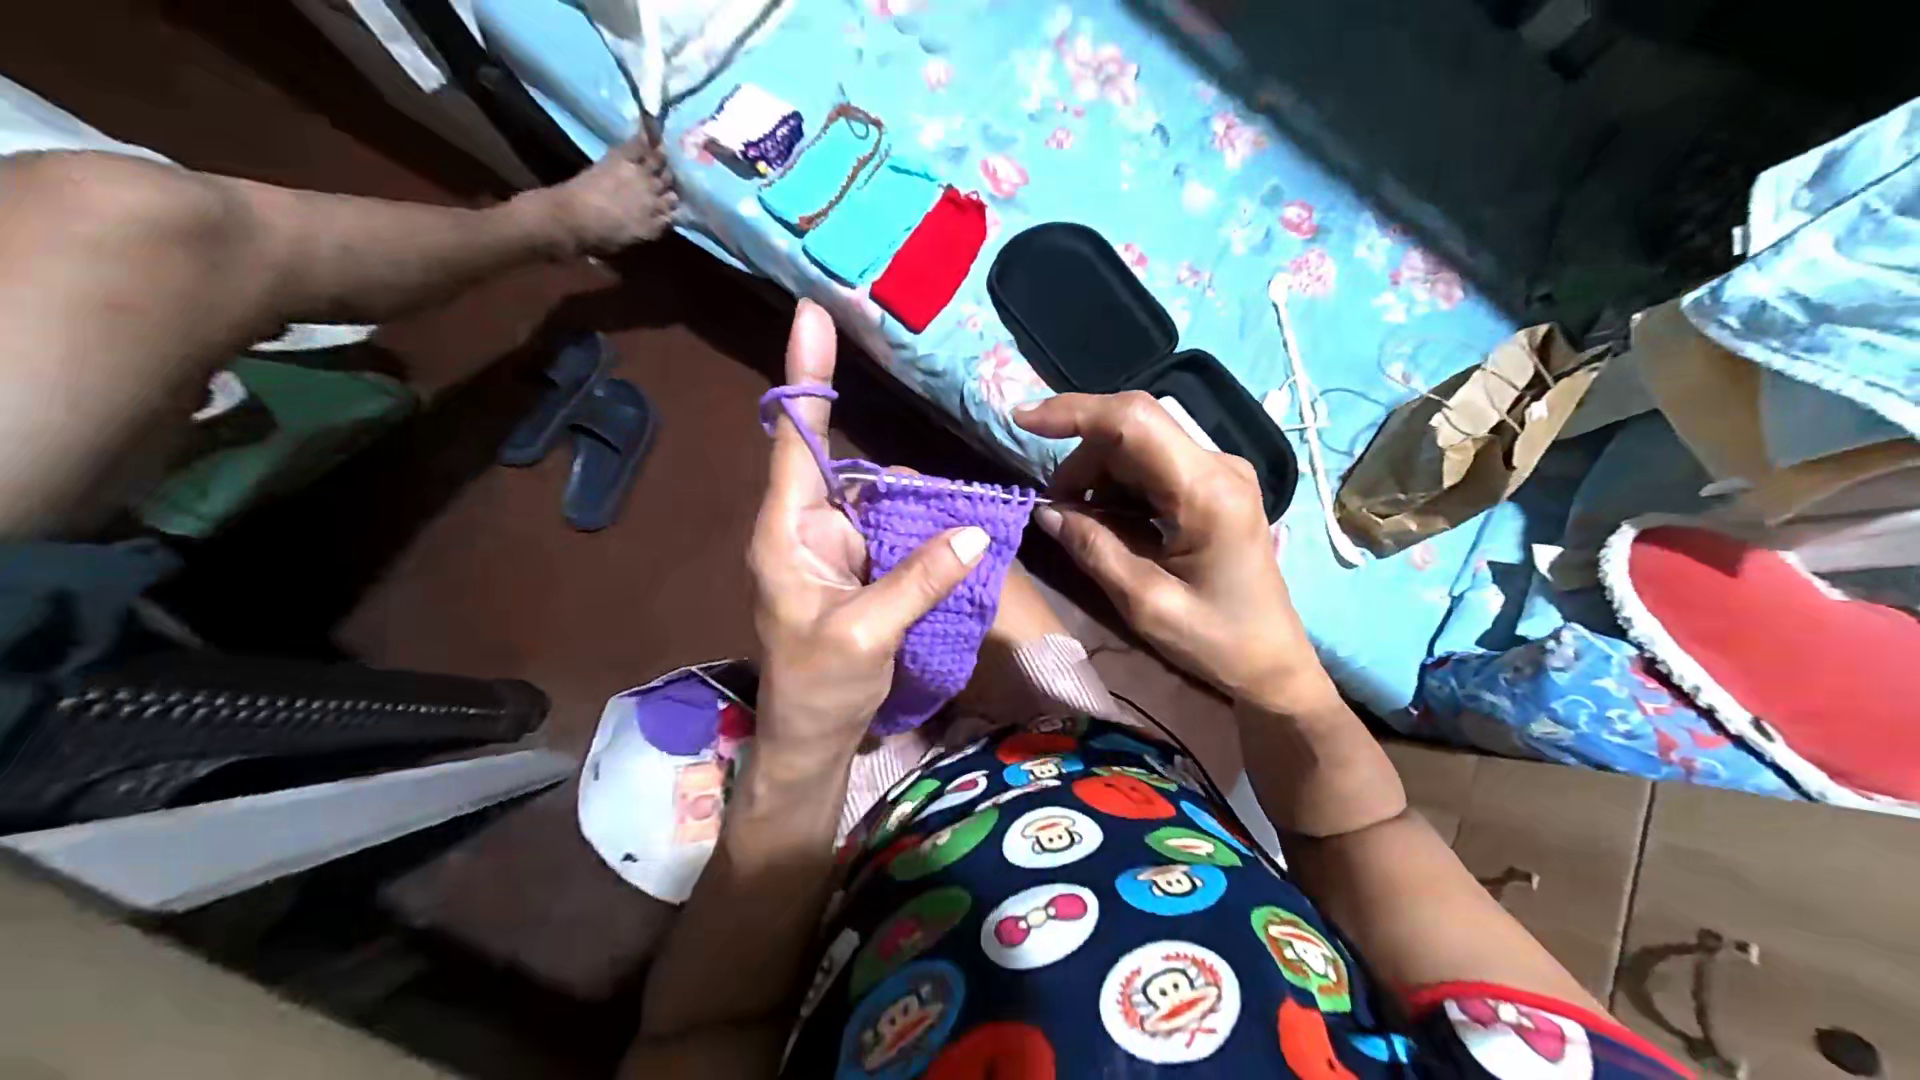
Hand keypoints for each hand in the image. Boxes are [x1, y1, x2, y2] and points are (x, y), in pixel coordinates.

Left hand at [526, 132, 679, 256]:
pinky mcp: (621, 160)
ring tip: (667, 150)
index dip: (672, 204)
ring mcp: (639, 176)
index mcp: (658, 221)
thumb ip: (654, 227)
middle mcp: (655, 197)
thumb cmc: (601, 237)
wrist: (574, 218)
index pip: (674, 209)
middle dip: (672, 181)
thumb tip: (665, 219)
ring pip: (660, 165)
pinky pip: (638, 145)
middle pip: (670, 185)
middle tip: (672, 175)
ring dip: (664, 158)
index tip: (671, 202)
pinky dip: (646, 134)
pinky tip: (650, 124)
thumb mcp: (635, 239)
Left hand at [749, 301, 990, 767]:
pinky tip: (952, 542)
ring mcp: (837, 549)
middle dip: (898, 476)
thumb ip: (916, 579)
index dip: (805, 375)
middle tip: (938, 511)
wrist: (813, 739)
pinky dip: (923, 529)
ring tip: (954, 537)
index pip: (795, 440)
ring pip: (881, 501)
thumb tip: (972, 531)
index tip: (812, 313)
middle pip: (850, 467)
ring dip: (918, 508)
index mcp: (788, 534)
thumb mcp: (865, 635)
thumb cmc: (818, 689)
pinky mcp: (860, 569)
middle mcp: (808, 529)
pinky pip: (895, 531)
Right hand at [1014, 392, 1331, 708]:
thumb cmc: (1217, 640)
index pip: (1133, 421)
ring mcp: (1217, 472)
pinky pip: (1149, 465)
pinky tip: (1109, 524)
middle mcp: (1216, 466)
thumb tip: (1045, 510)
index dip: (1073, 412)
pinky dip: (1115, 486)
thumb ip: (1093, 549)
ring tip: (1082, 525)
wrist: (1271, 661)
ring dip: (1095, 475)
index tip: (1022, 421)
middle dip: (1081, 460)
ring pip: (1135, 445)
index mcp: (1207, 491)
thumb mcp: (1145, 603)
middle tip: (1055, 510)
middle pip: (1131, 429)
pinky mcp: (1210, 485)